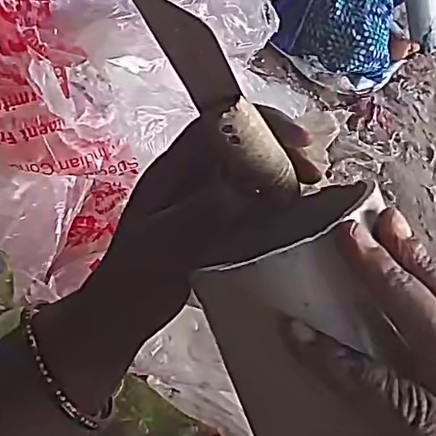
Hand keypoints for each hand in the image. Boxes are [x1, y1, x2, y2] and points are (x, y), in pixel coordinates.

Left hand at [76, 106, 325, 354]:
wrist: (121, 313)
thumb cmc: (137, 279)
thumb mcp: (167, 245)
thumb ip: (204, 215)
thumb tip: (250, 190)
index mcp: (175, 167)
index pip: (220, 122)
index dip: (260, 122)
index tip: (299, 141)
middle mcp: (191, 172)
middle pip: (241, 138)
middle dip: (281, 146)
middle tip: (315, 171)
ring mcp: (203, 193)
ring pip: (249, 164)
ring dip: (283, 169)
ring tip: (313, 187)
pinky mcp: (215, 217)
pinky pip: (251, 193)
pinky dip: (277, 195)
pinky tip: (296, 210)